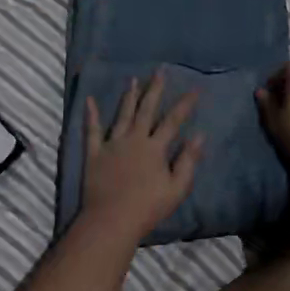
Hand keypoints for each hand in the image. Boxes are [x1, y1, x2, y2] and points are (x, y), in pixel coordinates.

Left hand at [81, 71, 203, 239]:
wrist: (112, 219)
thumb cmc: (148, 207)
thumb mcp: (177, 188)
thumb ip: (188, 160)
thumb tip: (199, 136)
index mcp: (155, 148)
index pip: (173, 121)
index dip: (185, 104)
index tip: (195, 88)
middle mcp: (133, 139)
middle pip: (146, 110)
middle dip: (154, 89)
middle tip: (160, 71)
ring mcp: (112, 144)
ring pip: (122, 115)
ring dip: (129, 97)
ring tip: (133, 80)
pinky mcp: (94, 153)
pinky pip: (92, 130)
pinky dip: (91, 115)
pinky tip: (90, 100)